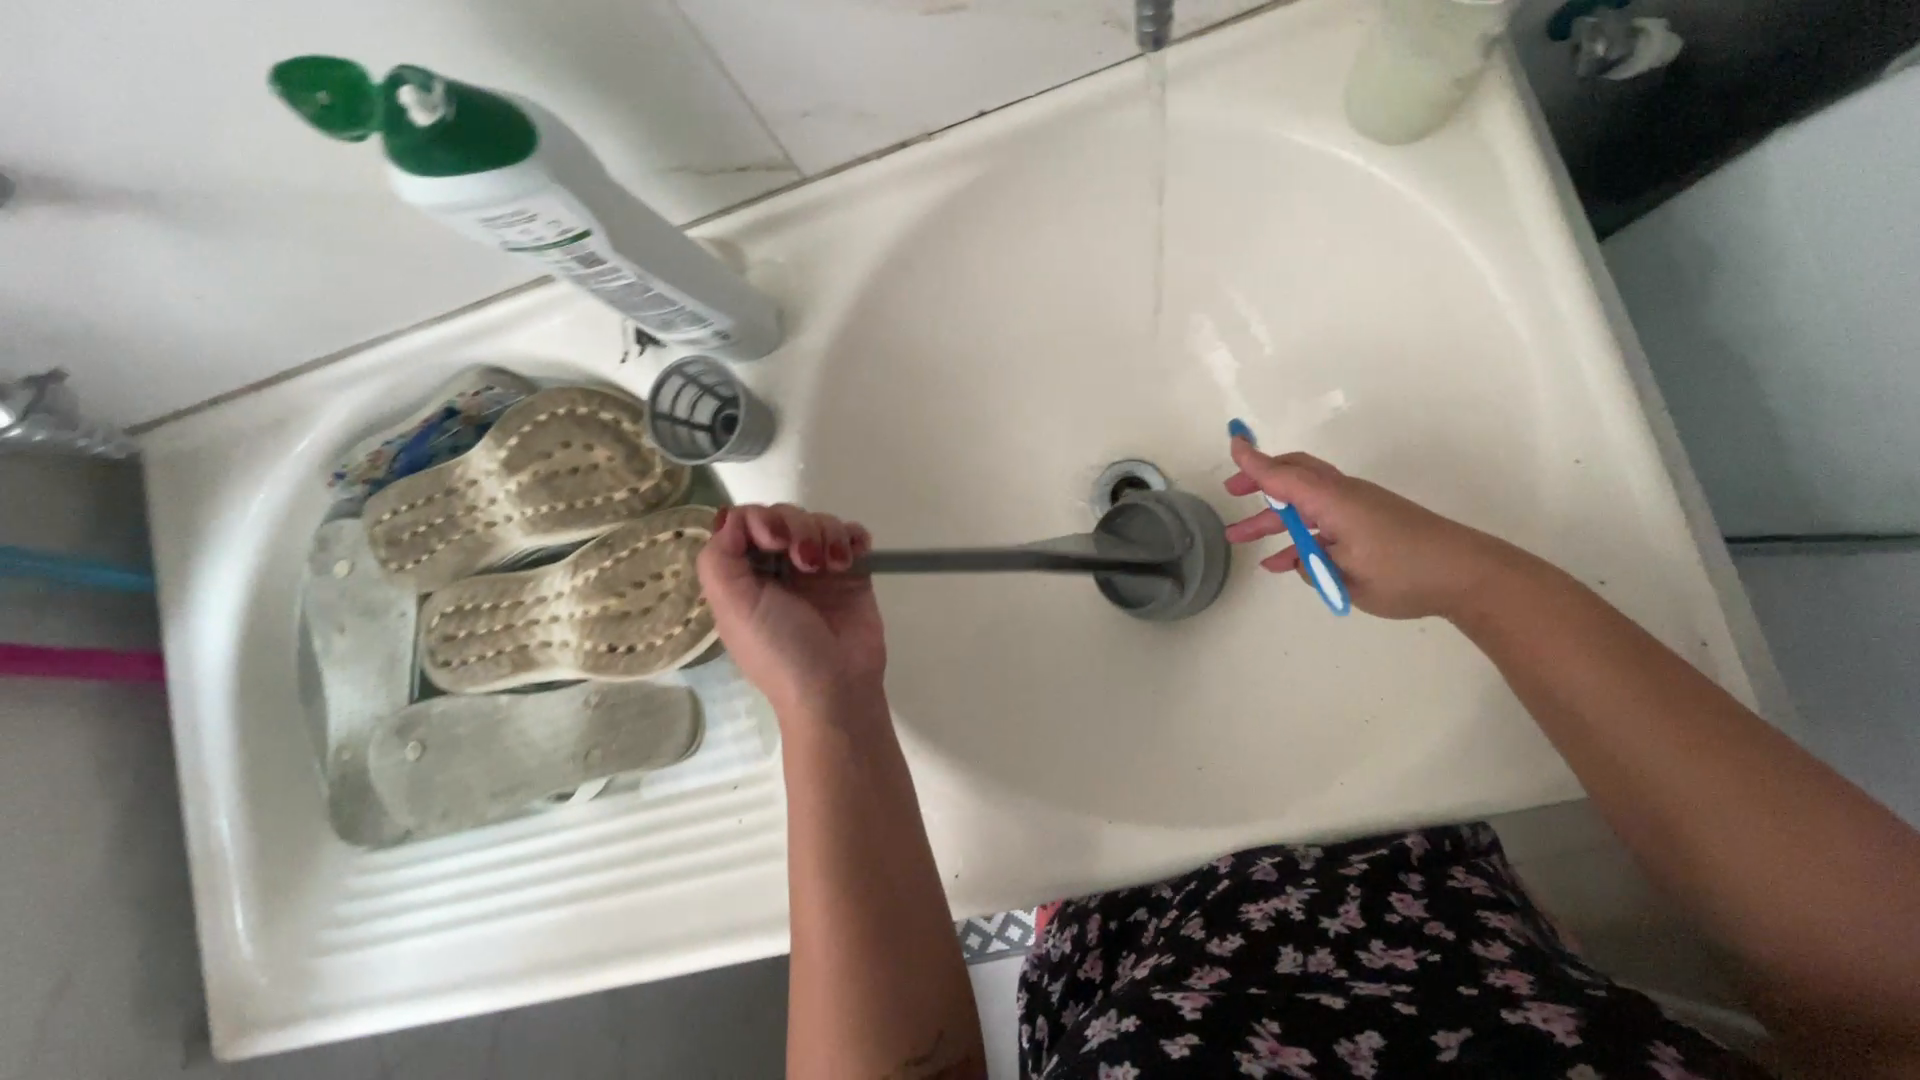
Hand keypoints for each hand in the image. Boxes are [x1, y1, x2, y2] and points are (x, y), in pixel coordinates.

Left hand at [696, 504, 886, 716]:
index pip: (745, 521)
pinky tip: (850, 560)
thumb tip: (733, 520)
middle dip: (797, 528)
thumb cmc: (779, 652)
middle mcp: (779, 567)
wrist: (835, 688)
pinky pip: (852, 535)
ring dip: (826, 535)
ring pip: (820, 521)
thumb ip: (719, 559)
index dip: (760, 520)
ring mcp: (818, 569)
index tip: (774, 542)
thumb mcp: (732, 608)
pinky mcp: (852, 574)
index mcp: (745, 575)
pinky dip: (853, 538)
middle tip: (805, 562)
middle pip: (785, 515)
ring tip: (831, 567)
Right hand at [1223, 438, 1522, 620]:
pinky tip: (1281, 562)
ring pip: (1304, 505)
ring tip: (1240, 537)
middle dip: (1260, 483)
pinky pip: (1322, 524)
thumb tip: (1300, 558)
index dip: (1255, 462)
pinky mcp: (1369, 526)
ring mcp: (1357, 511)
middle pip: (1294, 479)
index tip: (1232, 442)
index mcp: (1335, 503)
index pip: (1284, 476)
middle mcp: (1343, 498)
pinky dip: (1298, 538)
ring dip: (1272, 519)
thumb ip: (1313, 563)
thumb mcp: (1348, 575)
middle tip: (1232, 491)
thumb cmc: (1405, 572)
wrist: (1468, 575)